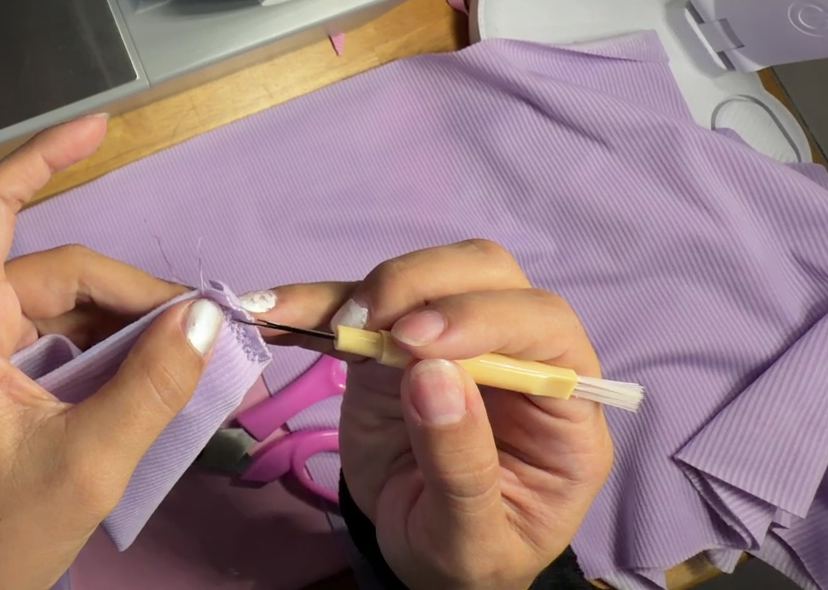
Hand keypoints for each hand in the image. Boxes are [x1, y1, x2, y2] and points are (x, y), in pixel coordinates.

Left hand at [0, 116, 226, 589]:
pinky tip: (158, 362)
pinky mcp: (4, 367)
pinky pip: (68, 332)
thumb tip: (208, 318)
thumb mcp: (82, 465)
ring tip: (194, 345)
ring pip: (71, 301)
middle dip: (134, 291)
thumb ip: (149, 388)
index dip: (43, 154)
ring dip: (131, 318)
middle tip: (207, 324)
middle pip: (61, 267)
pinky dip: (114, 343)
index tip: (100, 126)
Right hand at [257, 240, 613, 589]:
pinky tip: (268, 312)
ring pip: (420, 272)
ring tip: (329, 332)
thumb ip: (461, 465)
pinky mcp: (386, 340)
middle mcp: (508, 355)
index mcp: (559, 407)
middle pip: (484, 272)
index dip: (481, 316)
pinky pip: (349, 302)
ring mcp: (445, 340)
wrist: (417, 553)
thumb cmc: (465, 555)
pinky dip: (308, 303)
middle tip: (367, 326)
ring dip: (365, 288)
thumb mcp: (473, 540)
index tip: (411, 342)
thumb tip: (431, 373)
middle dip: (420, 283)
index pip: (543, 326)